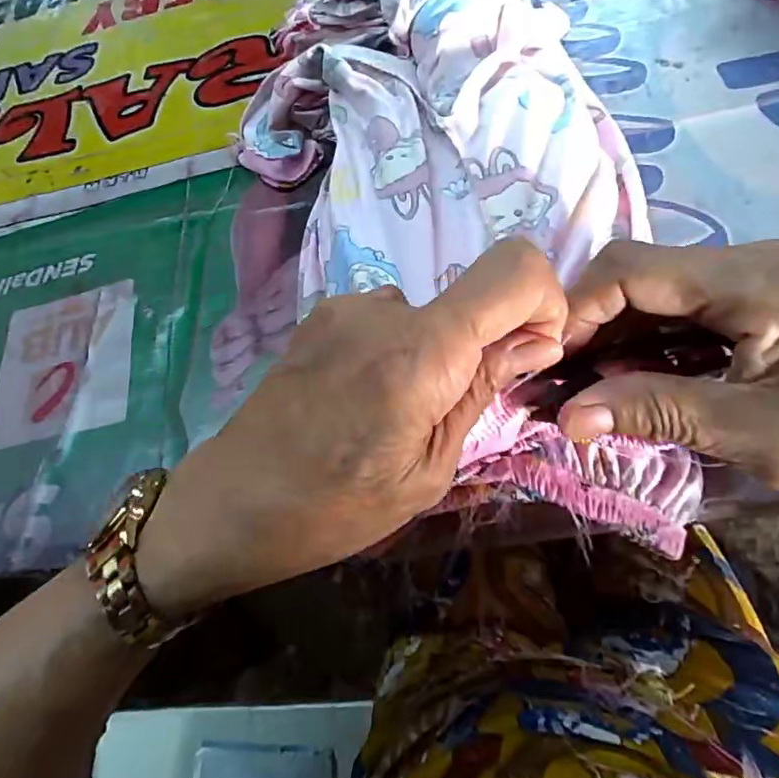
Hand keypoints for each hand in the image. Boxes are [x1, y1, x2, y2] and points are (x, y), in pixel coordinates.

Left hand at [139, 239, 567, 617]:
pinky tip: (356, 399)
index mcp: (420, 352)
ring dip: (428, 353)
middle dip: (478, 346)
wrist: (235, 499)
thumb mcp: (428, 469)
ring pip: (423, 314)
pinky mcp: (318, 316)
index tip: (531, 351)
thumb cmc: (336, 507)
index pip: (512, 270)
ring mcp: (344, 307)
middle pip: (467, 298)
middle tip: (443, 412)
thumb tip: (536, 339)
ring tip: (389, 415)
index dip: (543, 300)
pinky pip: (382, 320)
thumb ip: (480, 391)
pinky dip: (392, 350)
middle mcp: (382, 309)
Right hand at [555, 240, 778, 555]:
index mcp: (763, 280)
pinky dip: (647, 352)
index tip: (540, 365)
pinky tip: (625, 387)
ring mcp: (763, 286)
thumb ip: (657, 412)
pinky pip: (685, 320)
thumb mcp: (764, 436)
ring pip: (656, 300)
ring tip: (574, 391)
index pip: (632, 270)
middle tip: (548, 383)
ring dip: (611, 343)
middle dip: (585, 329)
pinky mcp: (767, 312)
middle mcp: (757, 265)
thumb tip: (565, 418)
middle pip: (639, 278)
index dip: (574, 312)